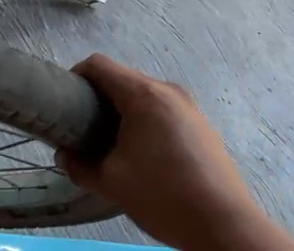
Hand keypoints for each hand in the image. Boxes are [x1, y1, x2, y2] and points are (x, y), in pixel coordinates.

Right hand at [57, 55, 293, 250]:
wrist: (228, 229)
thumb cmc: (164, 197)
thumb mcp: (112, 182)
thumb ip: (80, 165)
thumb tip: (64, 156)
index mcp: (143, 94)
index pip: (98, 64)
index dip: (76, 76)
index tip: (66, 103)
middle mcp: (168, 90)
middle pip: (123, 79)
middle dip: (100, 98)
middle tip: (86, 128)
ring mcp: (190, 107)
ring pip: (145, 96)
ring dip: (125, 112)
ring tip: (116, 146)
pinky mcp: (204, 127)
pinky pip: (165, 112)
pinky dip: (148, 123)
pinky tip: (148, 157)